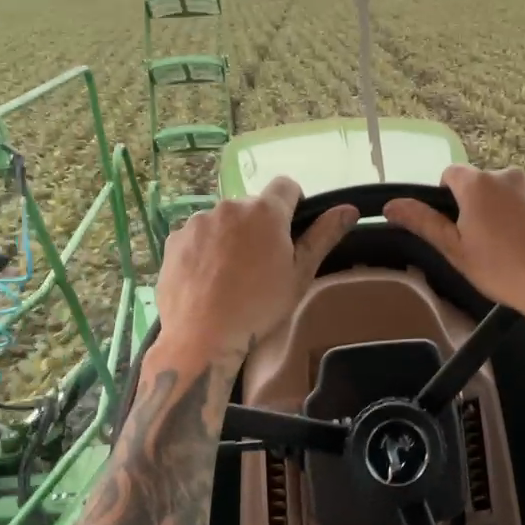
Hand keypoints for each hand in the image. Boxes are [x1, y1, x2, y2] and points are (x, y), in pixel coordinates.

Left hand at [155, 177, 357, 357]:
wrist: (201, 338)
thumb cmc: (259, 307)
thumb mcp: (300, 274)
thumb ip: (323, 236)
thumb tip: (349, 209)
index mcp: (265, 211)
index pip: (286, 186)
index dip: (294, 204)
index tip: (292, 233)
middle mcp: (229, 206)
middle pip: (252, 206)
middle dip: (259, 227)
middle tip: (262, 265)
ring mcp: (197, 222)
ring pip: (223, 221)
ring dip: (231, 238)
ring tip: (230, 277)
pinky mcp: (174, 240)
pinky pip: (197, 237)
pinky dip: (205, 251)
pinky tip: (207, 281)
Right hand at [383, 166, 524, 339]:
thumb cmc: (501, 271)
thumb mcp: (455, 251)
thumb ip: (423, 222)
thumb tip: (391, 205)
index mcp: (478, 185)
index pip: (451, 174)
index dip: (449, 197)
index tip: (458, 225)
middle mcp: (510, 174)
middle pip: (486, 184)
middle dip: (483, 205)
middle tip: (487, 243)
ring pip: (515, 192)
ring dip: (511, 209)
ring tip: (517, 246)